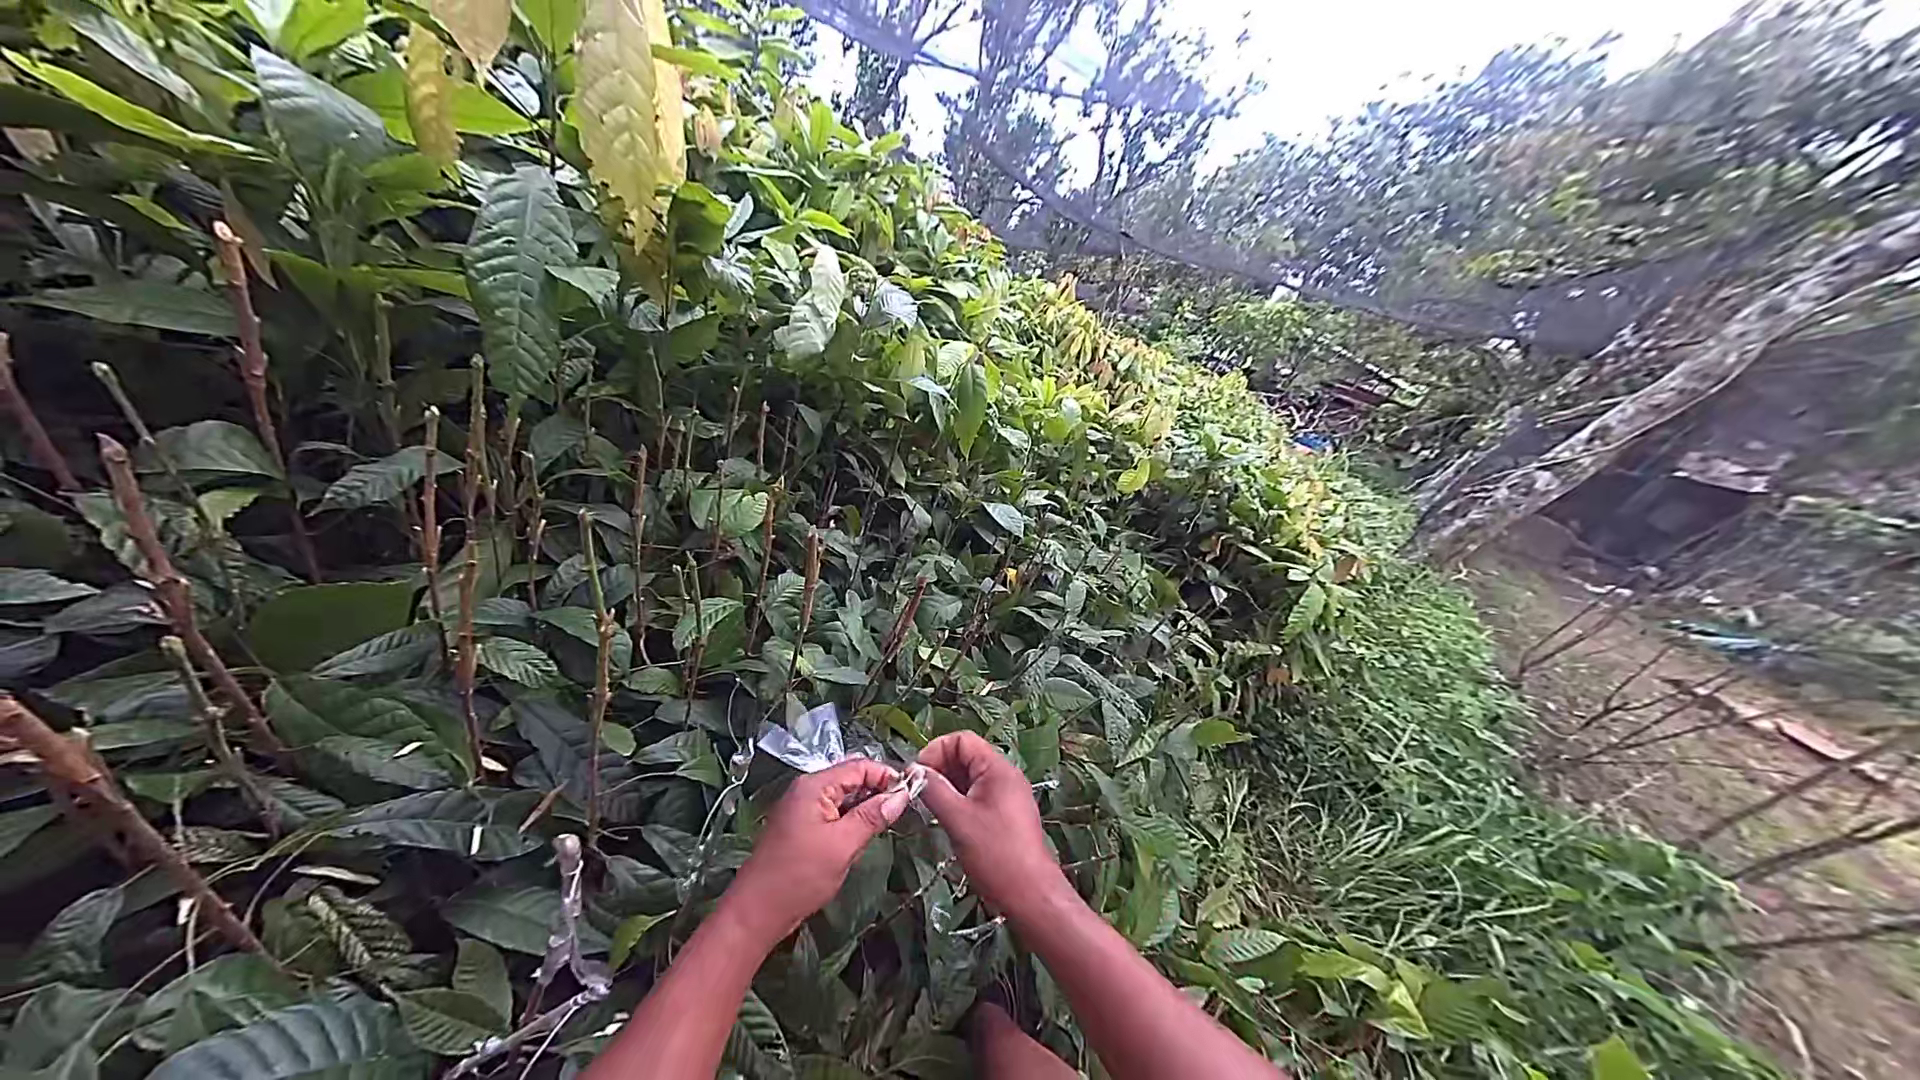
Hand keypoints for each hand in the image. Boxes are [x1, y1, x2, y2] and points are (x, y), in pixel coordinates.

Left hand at [722, 758, 912, 942]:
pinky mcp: (801, 825)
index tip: (909, 794)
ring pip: (844, 796)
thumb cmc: (799, 876)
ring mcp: (802, 807)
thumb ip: (872, 817)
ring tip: (883, 826)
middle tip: (899, 812)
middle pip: (852, 778)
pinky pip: (833, 811)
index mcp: (815, 785)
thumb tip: (901, 795)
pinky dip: (850, 820)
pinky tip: (860, 837)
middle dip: (877, 792)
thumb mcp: (843, 845)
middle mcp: (807, 789)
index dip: (886, 776)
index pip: (860, 766)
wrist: (756, 912)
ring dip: (864, 808)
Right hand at [916, 732, 1070, 918]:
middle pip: (966, 756)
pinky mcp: (1006, 812)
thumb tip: (914, 770)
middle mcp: (1005, 775)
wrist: (1031, 895)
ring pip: (970, 776)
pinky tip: (948, 817)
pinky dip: (959, 799)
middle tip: (920, 791)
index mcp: (997, 768)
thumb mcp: (957, 819)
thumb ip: (934, 789)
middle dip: (940, 768)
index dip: (936, 751)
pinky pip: (978, 794)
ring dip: (948, 785)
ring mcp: (1008, 794)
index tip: (918, 775)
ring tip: (931, 806)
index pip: (962, 740)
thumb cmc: (995, 855)